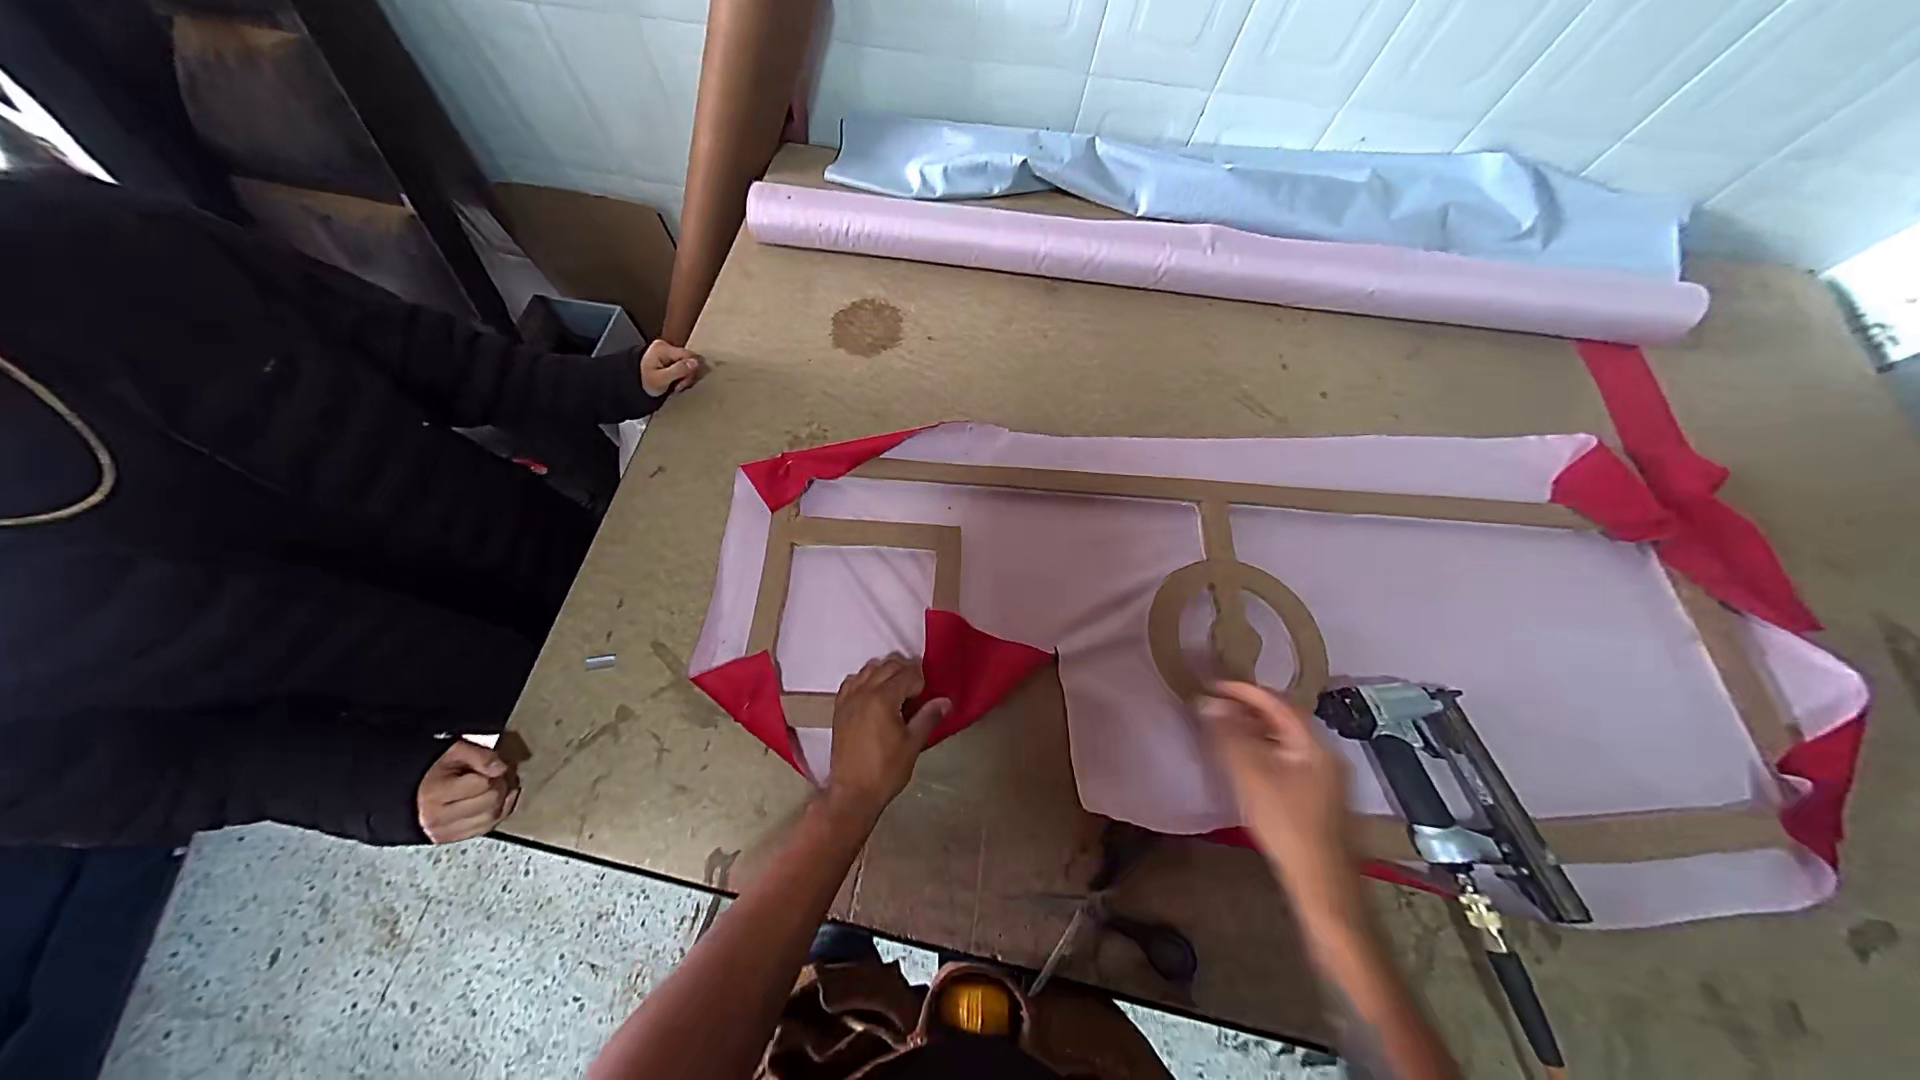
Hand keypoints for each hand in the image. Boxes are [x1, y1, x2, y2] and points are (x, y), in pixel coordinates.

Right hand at [417, 739, 520, 842]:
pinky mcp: (455, 839)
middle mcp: (437, 819)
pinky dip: (499, 812)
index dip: (494, 770)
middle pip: (492, 800)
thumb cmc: (440, 769)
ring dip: (504, 798)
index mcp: (435, 794)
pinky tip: (497, 799)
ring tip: (498, 785)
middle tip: (498, 775)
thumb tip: (501, 769)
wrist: (415, 794)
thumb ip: (482, 756)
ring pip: (494, 816)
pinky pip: (490, 826)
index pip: (483, 783)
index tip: (491, 765)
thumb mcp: (458, 751)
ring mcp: (446, 833)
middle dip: (501, 783)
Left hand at [640, 340, 705, 396]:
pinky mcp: (669, 356)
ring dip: (685, 377)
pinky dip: (681, 375)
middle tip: (678, 386)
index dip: (692, 370)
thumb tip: (695, 363)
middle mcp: (665, 345)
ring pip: (688, 364)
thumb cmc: (644, 382)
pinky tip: (675, 381)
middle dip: (687, 375)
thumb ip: (679, 370)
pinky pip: (683, 365)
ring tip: (675, 385)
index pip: (689, 356)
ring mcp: (667, 351)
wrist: (632, 384)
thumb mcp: (662, 379)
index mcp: (662, 348)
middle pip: (689, 359)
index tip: (685, 383)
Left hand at [824, 655, 951, 822]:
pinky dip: (865, 679)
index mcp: (883, 698)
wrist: (852, 792)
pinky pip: (852, 681)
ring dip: (885, 672)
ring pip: (869, 669)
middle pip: (888, 666)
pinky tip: (873, 693)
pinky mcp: (839, 708)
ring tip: (896, 690)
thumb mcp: (913, 743)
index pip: (907, 674)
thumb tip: (945, 701)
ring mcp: (848, 699)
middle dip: (905, 672)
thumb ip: (929, 717)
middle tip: (916, 691)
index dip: (920, 682)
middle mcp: (863, 691)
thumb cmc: (886, 769)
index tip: (925, 696)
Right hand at [1199, 682, 1353, 894]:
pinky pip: (1287, 756)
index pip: (1278, 703)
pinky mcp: (1319, 794)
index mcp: (1314, 744)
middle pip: (1284, 719)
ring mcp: (1326, 775)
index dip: (1244, 691)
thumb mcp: (1250, 775)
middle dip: (1248, 708)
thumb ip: (1228, 734)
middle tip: (1216, 706)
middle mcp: (1326, 753)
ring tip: (1224, 728)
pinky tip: (1245, 759)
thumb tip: (1209, 701)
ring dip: (1254, 729)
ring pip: (1285, 739)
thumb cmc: (1286, 824)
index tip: (1213, 686)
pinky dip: (1264, 748)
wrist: (1321, 882)